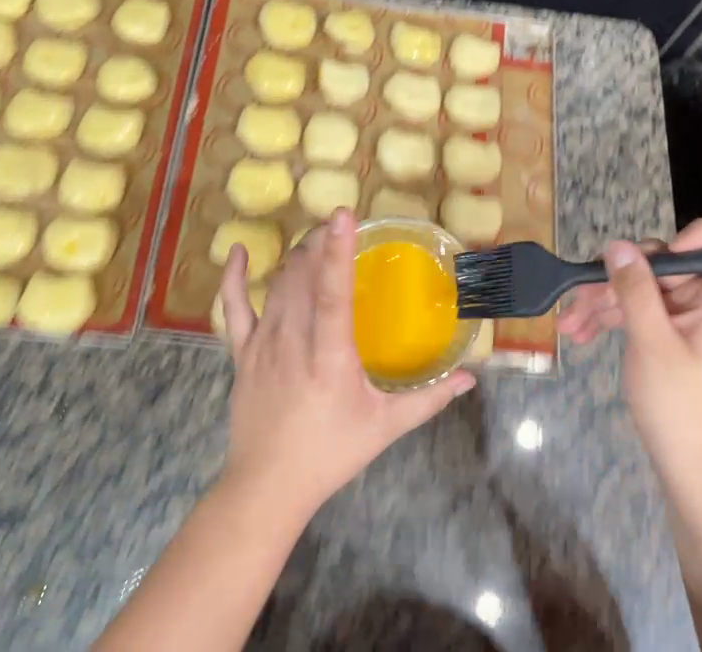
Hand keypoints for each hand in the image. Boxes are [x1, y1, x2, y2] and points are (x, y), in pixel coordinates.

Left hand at [216, 208, 474, 518]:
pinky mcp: (242, 353)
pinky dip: (232, 277)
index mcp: (329, 357)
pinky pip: (232, 308)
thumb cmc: (331, 454)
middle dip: (320, 245)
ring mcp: (262, 344)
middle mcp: (292, 341)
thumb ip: (429, 399)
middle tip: (339, 227)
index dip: (337, 252)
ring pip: (277, 286)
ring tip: (316, 239)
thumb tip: (469, 378)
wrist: (267, 486)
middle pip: (302, 278)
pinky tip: (238, 251)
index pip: (333, 294)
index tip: (342, 216)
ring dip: (297, 258)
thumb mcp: (386, 427)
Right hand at [557, 219, 701, 470]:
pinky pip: (633, 309)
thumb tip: (617, 246)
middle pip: (667, 263)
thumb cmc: (679, 405)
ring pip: (641, 286)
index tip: (664, 258)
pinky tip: (580, 333)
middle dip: (622, 275)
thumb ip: (635, 291)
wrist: (685, 463)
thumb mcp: (652, 343)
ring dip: (603, 299)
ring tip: (570, 322)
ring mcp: (680, 319)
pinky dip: (607, 317)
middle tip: (587, 294)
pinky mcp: (662, 334)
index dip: (699, 239)